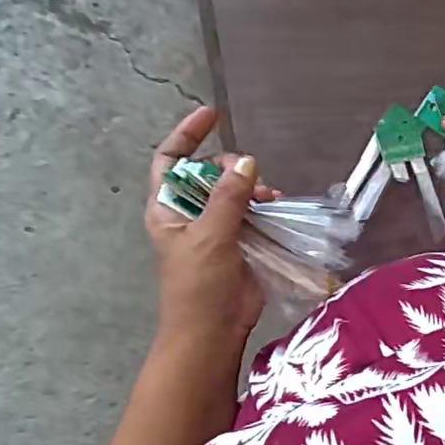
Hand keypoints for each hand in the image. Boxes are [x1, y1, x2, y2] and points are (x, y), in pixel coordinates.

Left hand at [146, 106, 273, 340]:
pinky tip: (276, 206)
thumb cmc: (198, 285)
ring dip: (251, 187)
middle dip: (230, 167)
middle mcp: (189, 214)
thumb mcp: (210, 236)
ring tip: (269, 196)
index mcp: (168, 208)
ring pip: (233, 192)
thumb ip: (228, 196)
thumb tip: (246, 160)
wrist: (213, 329)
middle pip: (208, 172)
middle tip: (250, 176)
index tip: (212, 115)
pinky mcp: (238, 242)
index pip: (170, 159)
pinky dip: (263, 206)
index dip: (187, 135)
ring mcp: (215, 228)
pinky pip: (251, 212)